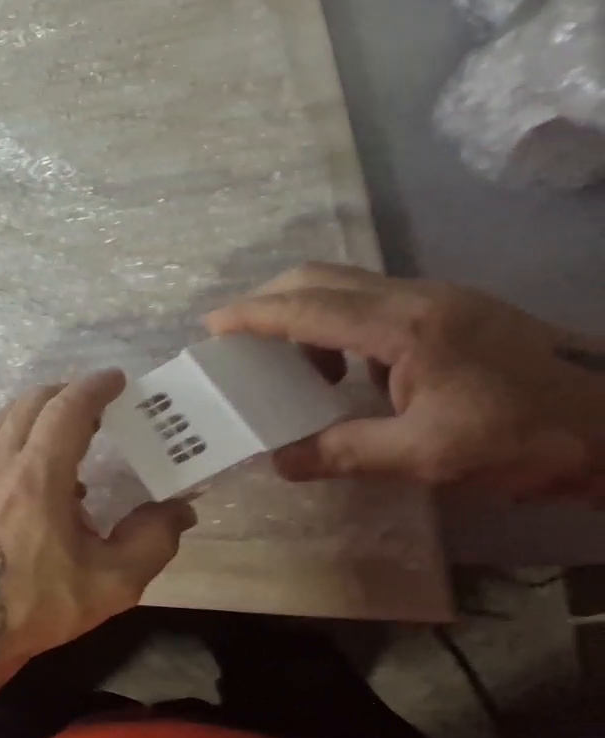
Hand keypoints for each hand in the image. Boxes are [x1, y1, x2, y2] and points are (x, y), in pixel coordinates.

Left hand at [0, 369, 195, 661]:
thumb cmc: (39, 603)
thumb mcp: (113, 582)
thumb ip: (152, 539)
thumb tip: (180, 508)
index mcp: (34, 478)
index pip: (62, 412)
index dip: (91, 389)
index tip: (116, 379)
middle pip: (28, 405)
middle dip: (65, 393)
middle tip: (101, 401)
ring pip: (5, 421)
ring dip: (40, 412)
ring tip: (78, 428)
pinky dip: (23, 437)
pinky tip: (50, 472)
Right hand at [205, 262, 604, 498]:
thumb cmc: (529, 438)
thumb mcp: (430, 456)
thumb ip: (344, 452)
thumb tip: (278, 460)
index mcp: (402, 327)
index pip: (302, 307)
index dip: (248, 315)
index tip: (209, 328)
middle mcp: (414, 297)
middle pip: (315, 277)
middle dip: (265, 302)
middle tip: (239, 340)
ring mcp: (439, 295)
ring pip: (342, 282)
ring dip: (302, 312)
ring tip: (295, 362)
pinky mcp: (455, 305)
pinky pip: (371, 297)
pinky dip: (337, 321)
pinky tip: (352, 367)